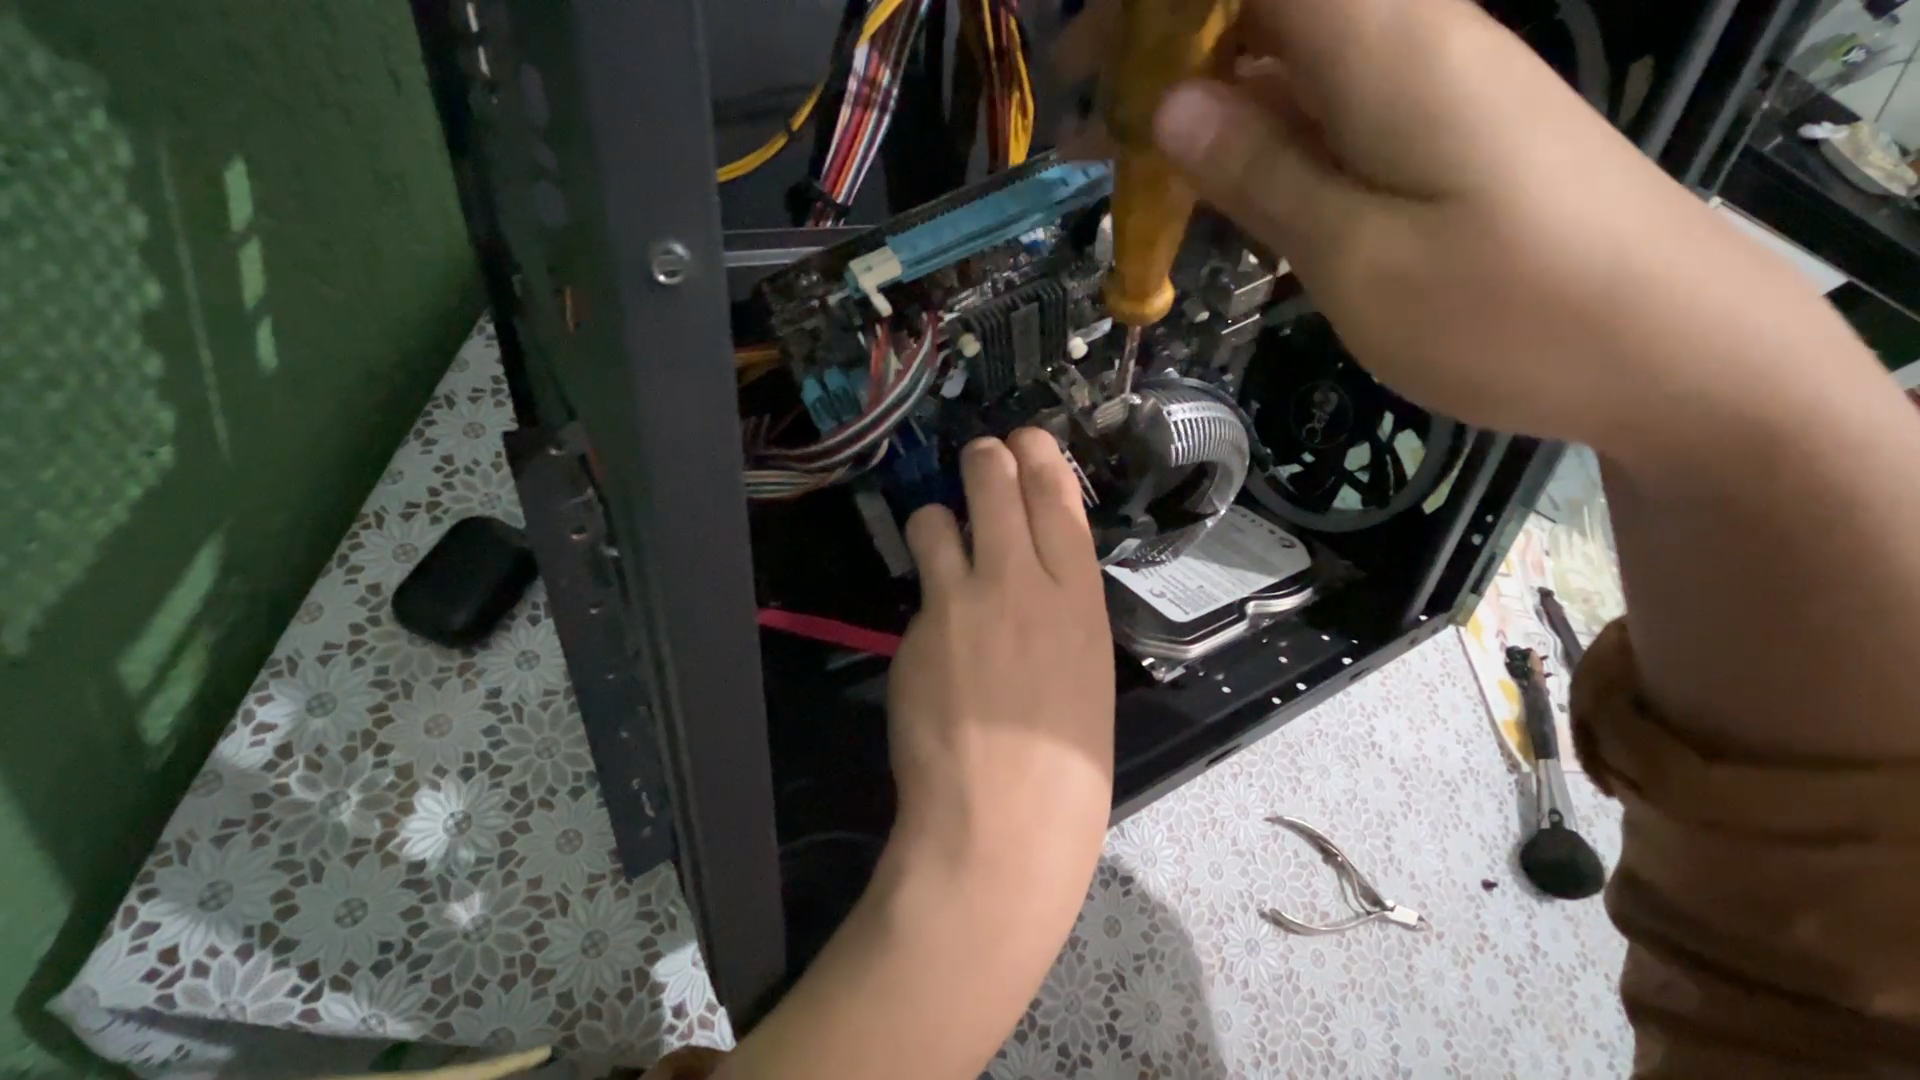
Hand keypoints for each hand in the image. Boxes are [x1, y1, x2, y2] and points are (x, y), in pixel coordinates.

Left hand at [889, 430, 1114, 915]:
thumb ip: (1060, 621)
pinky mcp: (914, 633)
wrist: (1000, 824)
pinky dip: (927, 602)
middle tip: (979, 454)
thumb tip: (1034, 592)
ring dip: (940, 520)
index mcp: (1078, 599)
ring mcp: (959, 603)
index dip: (1039, 457)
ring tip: (942, 541)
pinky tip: (935, 645)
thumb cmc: (1068, 771)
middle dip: (984, 458)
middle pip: (994, 485)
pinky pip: (919, 595)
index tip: (1025, 437)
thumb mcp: (1086, 677)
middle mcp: (1019, 583)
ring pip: (937, 520)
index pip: (1056, 499)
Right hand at [1060, 0, 1852, 466]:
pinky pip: (1330, 109)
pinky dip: (1263, 138)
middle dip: (1166, 51)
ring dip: (1208, 101)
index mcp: (1385, 40)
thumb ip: (1262, 172)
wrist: (1674, 350)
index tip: (1088, 59)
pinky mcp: (1443, 131)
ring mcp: (1432, 83)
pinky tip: (1222, 191)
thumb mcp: (1357, 258)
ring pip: (1293, 60)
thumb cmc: (1508, 312)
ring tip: (1132, 168)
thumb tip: (1172, 104)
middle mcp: (1410, 34)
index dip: (1161, 5)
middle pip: (1266, 5)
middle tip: (1091, 130)